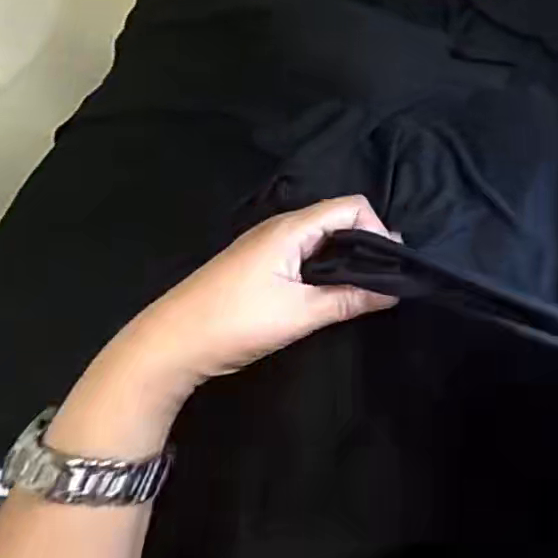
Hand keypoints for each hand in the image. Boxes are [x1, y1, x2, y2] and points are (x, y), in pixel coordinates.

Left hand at [46, 197, 395, 458]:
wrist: (162, 350)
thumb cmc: (233, 324)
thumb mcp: (300, 314)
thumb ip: (352, 299)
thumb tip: (395, 292)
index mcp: (290, 229)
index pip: (352, 207)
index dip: (378, 229)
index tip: (389, 264)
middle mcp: (280, 228)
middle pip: (340, 218)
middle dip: (368, 243)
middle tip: (385, 277)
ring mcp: (267, 244)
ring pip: (323, 235)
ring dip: (348, 255)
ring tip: (364, 285)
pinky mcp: (259, 263)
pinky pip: (307, 250)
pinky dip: (328, 264)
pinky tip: (332, 289)